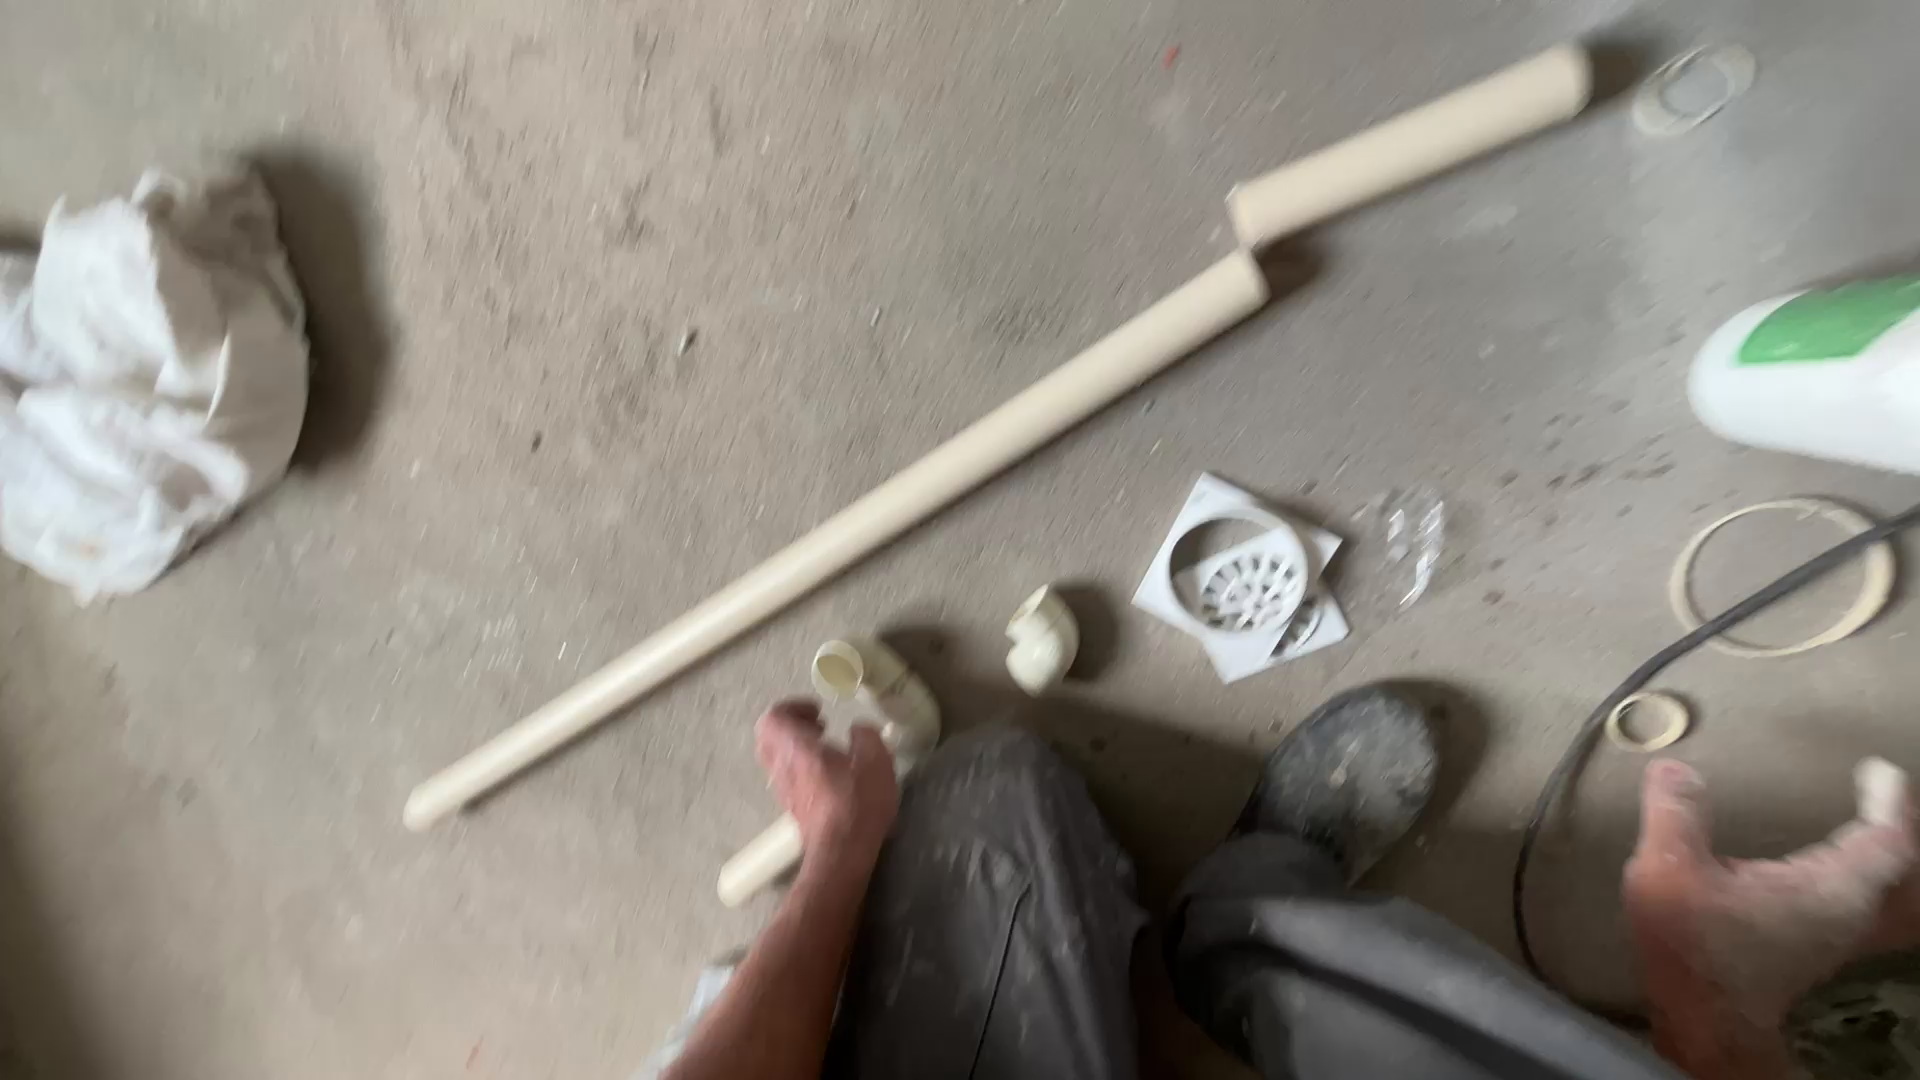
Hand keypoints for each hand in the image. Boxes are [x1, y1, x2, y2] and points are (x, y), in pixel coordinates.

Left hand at [755, 699, 899, 867]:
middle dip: (792, 726)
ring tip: (828, 749)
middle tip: (819, 726)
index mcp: (797, 749)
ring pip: (777, 759)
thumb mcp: (875, 760)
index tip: (819, 712)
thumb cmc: (858, 803)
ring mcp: (785, 791)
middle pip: (768, 737)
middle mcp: (783, 768)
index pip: (773, 718)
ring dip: (798, 747)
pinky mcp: (794, 809)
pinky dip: (803, 767)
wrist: (842, 854)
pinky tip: (831, 775)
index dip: (793, 707)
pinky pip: (788, 777)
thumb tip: (858, 730)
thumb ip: (866, 736)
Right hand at [1623, 757, 1918, 1061]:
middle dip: (1903, 833)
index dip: (1889, 804)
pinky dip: (1878, 880)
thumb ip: (1675, 813)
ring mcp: (1840, 932)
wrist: (1703, 1006)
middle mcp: (1852, 913)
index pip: (1885, 841)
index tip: (1878, 769)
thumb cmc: (1690, 936)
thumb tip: (1677, 767)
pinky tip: (1844, 873)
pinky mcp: (1820, 942)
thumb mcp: (1668, 866)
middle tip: (1885, 798)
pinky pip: (1877, 905)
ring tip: (1877, 831)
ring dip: (1896, 862)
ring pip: (1899, 895)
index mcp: (1830, 890)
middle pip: (1908, 872)